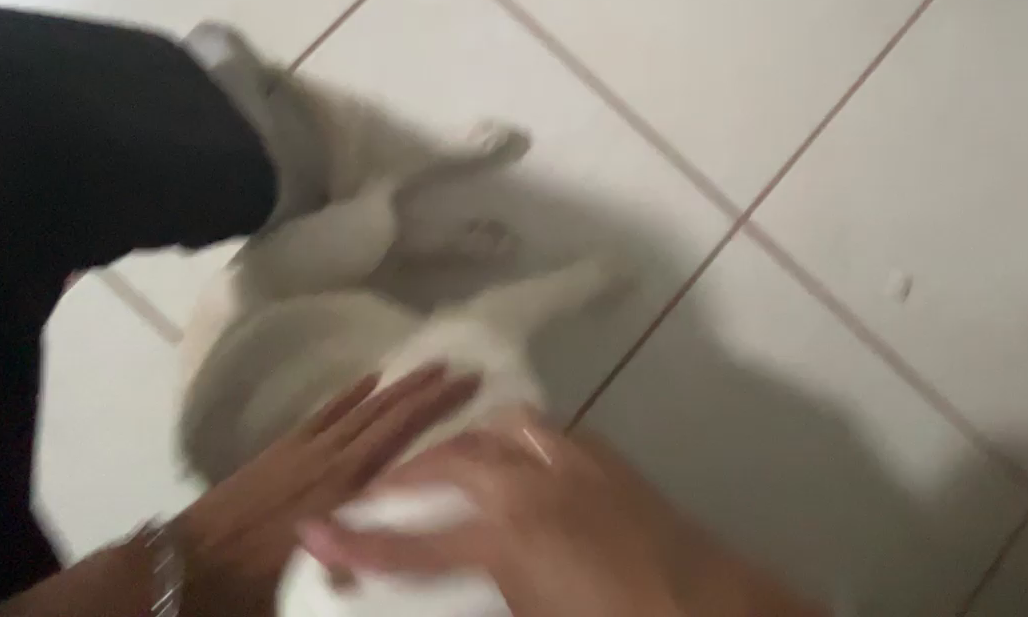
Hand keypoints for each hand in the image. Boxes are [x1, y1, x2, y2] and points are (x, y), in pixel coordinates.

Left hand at [171, 364, 479, 616]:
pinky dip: (352, 393)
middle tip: (462, 370)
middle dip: (427, 388)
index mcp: (345, 487)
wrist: (185, 567)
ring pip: (363, 406)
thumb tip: (392, 552)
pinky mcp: (285, 447)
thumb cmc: (252, 581)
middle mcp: (333, 457)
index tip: (468, 384)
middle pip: (388, 411)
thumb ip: (353, 556)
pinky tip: (371, 380)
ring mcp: (308, 447)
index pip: (402, 433)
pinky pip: (327, 411)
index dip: (436, 405)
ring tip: (428, 367)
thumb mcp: (310, 577)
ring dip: (397, 385)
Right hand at [298, 408, 825, 616]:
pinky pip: (544, 430)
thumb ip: (487, 594)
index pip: (415, 547)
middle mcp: (536, 484)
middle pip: (453, 464)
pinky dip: (515, 437)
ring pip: (500, 429)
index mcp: (512, 539)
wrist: (711, 608)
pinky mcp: (605, 456)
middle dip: (405, 479)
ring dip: (464, 444)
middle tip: (371, 493)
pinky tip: (512, 455)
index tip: (315, 534)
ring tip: (440, 463)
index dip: (359, 545)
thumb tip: (460, 581)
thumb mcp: (532, 615)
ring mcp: (574, 462)